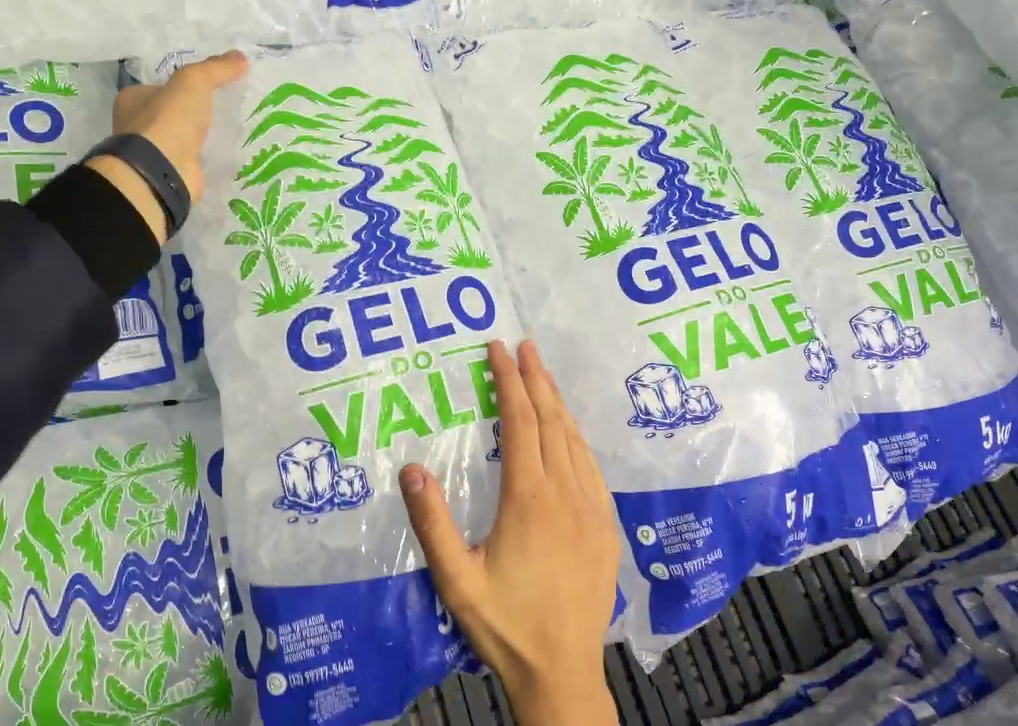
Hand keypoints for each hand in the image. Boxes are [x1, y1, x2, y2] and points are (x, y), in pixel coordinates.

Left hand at [87, 51, 248, 243]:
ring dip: (200, 136)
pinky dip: (206, 157)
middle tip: (223, 106)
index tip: (208, 86)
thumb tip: (241, 57)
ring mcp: (153, 153)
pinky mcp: (169, 173)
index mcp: (132, 99)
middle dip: (193, 111)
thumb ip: (217, 68)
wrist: (163, 169)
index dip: (182, 85)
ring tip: (230, 128)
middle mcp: (136, 126)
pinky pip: (192, 160)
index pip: (159, 87)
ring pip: (181, 138)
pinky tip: (225, 153)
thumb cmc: (169, 118)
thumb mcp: (194, 80)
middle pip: (170, 113)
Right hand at [400, 341, 619, 725]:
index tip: (498, 349)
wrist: (563, 672)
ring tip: (543, 375)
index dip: (508, 381)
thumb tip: (411, 467)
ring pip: (575, 439)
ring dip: (557, 402)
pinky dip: (575, 436)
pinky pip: (591, 466)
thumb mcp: (455, 579)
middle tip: (524, 346)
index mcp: (529, 498)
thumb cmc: (504, 625)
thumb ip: (431, 522)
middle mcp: (566, 493)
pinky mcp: (606, 526)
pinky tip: (568, 432)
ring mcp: (592, 509)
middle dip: (536, 378)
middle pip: (551, 420)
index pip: (520, 422)